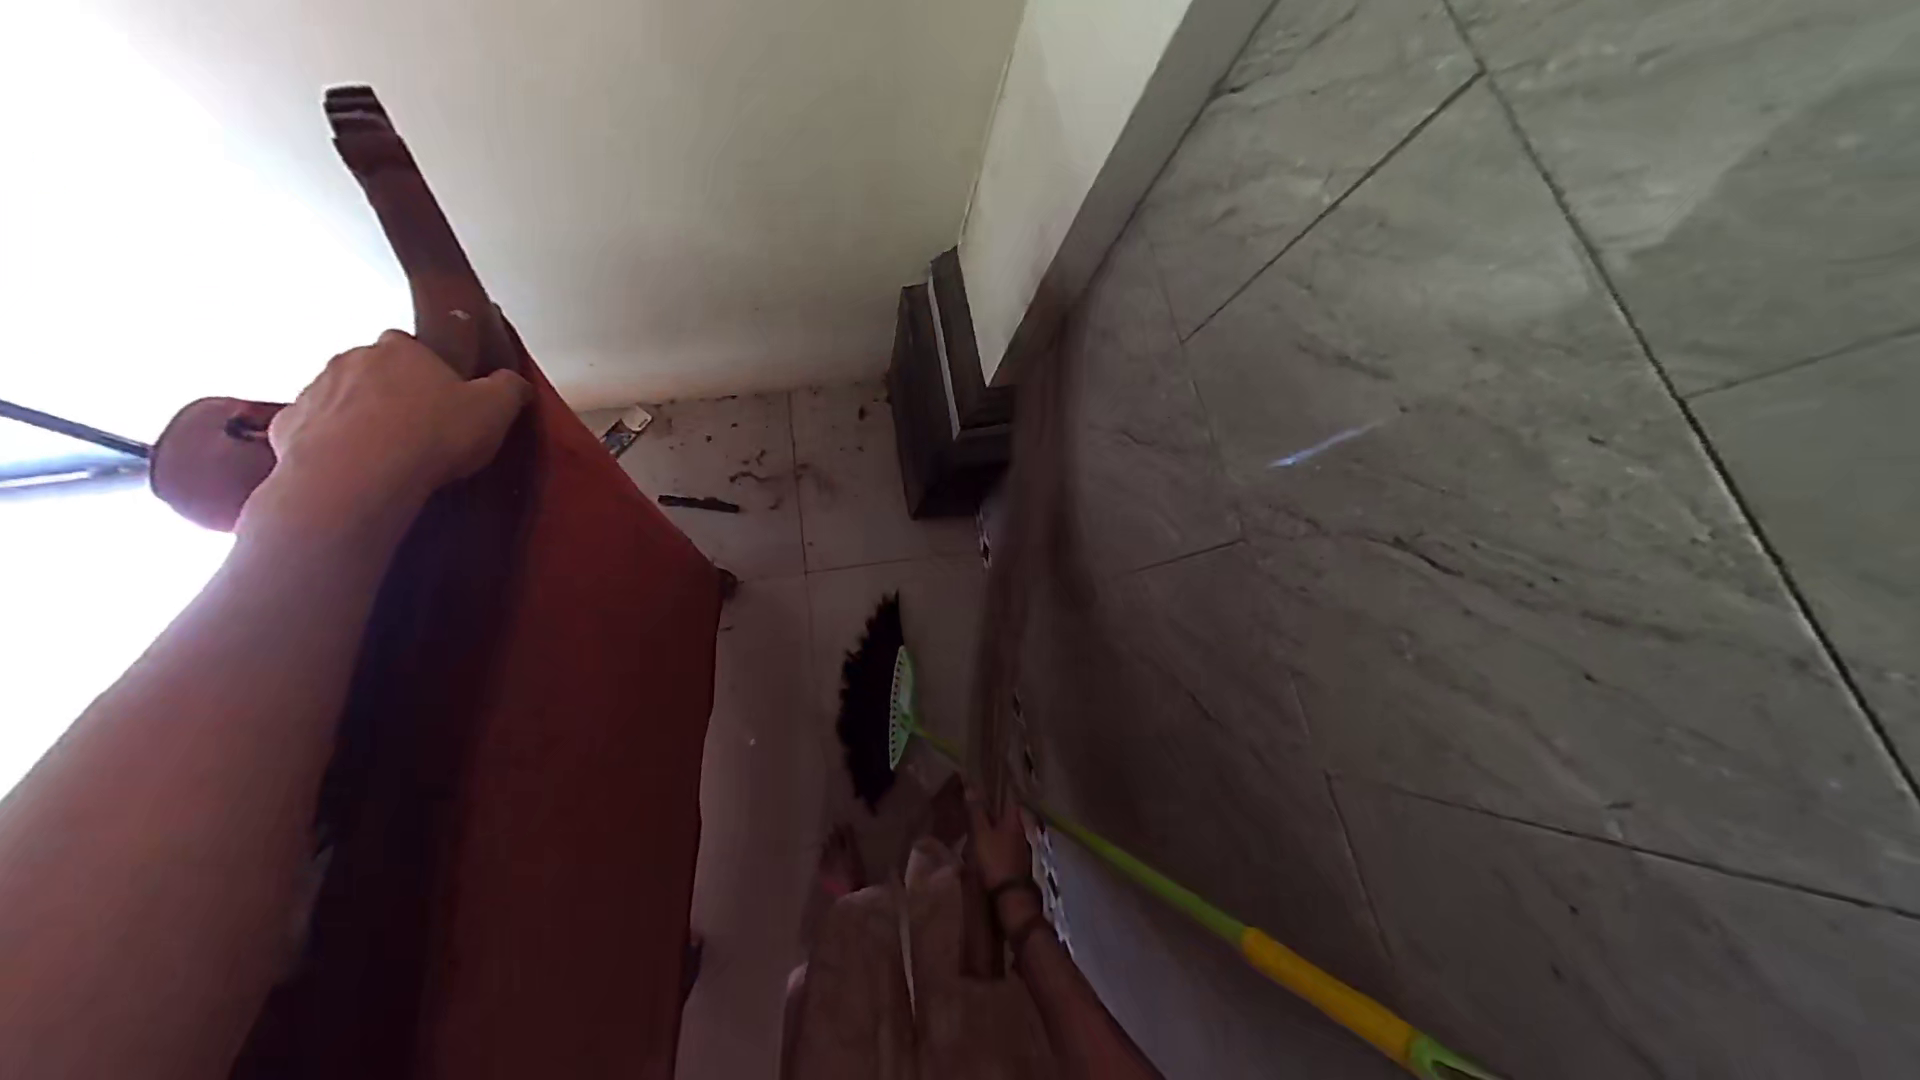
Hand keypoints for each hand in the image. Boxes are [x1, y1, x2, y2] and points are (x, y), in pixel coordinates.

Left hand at [241, 330, 529, 535]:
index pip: (413, 346)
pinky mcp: (291, 428)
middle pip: (376, 371)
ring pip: (346, 400)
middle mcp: (351, 360)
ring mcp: (315, 392)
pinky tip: (364, 468)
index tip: (448, 395)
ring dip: (366, 419)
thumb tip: (514, 382)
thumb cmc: (430, 435)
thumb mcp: (496, 409)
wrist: (358, 476)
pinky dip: (338, 446)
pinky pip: (319, 432)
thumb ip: (510, 388)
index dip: (432, 370)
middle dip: (396, 393)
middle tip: (427, 428)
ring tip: (397, 455)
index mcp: (401, 350)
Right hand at [967, 783, 1044, 934]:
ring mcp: (1023, 850)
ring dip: (994, 833)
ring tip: (976, 836)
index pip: (1008, 798)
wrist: (1011, 898)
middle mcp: (1023, 831)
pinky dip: (996, 848)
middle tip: (976, 814)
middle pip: (1007, 817)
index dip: (997, 792)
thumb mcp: (980, 834)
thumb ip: (976, 811)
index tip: (985, 788)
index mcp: (1014, 820)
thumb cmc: (995, 860)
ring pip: (1007, 834)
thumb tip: (971, 785)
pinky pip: (1006, 850)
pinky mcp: (1020, 865)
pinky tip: (985, 855)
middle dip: (994, 815)